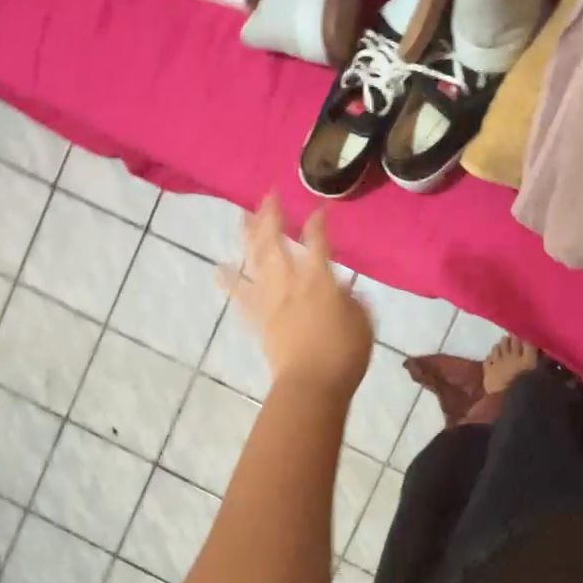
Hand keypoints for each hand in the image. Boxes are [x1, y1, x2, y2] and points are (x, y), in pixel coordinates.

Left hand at [219, 195, 372, 397]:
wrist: (311, 386)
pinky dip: (230, 282)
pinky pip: (242, 298)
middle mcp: (291, 283)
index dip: (318, 224)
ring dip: (248, 238)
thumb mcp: (363, 323)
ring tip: (242, 217)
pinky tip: (220, 269)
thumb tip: (344, 287)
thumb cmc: (345, 355)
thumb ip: (353, 300)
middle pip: (276, 243)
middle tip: (269, 195)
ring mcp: (271, 301)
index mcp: (320, 280)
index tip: (319, 209)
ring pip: (255, 262)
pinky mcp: (260, 320)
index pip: (318, 243)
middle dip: (272, 216)